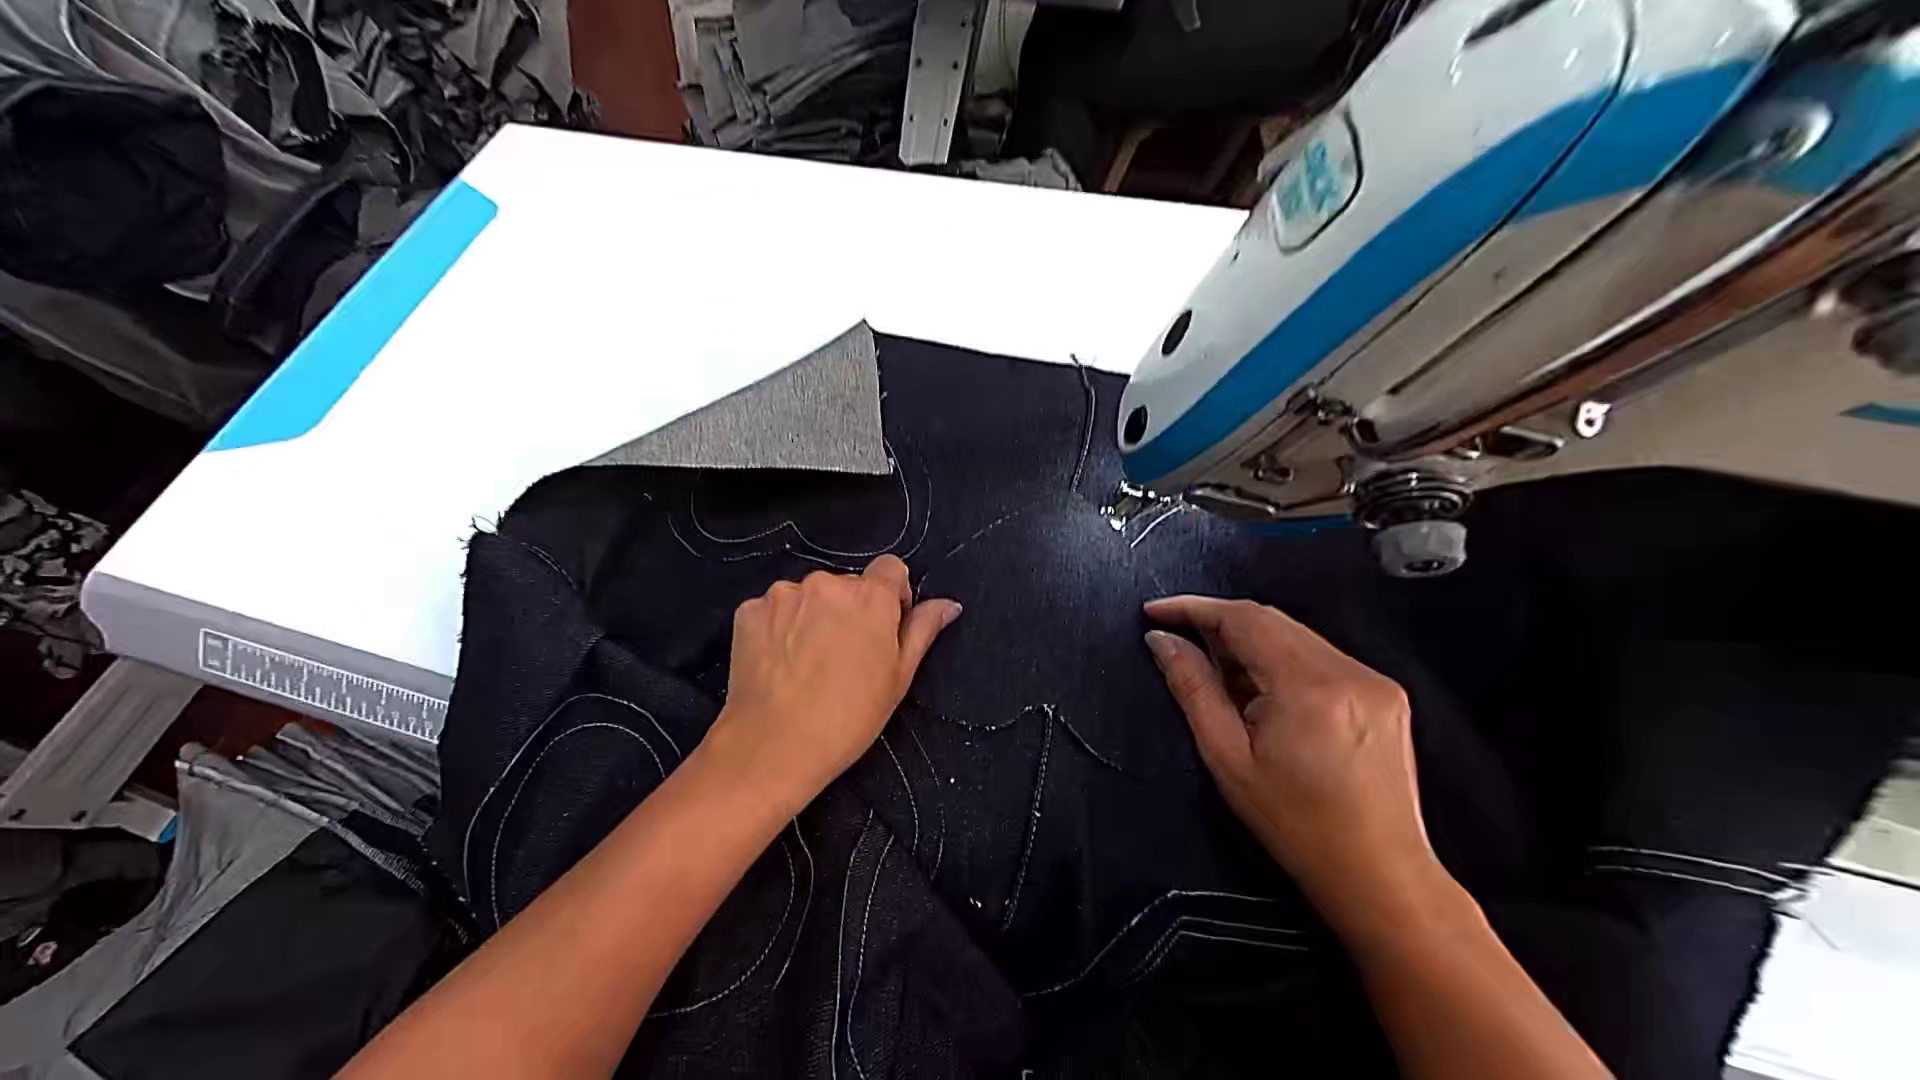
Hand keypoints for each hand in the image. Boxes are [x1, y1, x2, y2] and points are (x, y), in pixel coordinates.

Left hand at [704, 555, 961, 811]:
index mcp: (870, 596)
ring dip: (814, 616)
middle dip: (850, 610)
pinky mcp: (750, 610)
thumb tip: (948, 604)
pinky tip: (781, 663)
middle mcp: (826, 583)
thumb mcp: (899, 677)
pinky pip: (775, 609)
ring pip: (810, 596)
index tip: (884, 627)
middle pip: (848, 584)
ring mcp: (783, 595)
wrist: (773, 747)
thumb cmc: (848, 717)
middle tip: (845, 656)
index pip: (890, 568)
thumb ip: (923, 629)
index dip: (892, 595)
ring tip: (808, 663)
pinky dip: (780, 628)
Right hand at [1143, 596, 1436, 917]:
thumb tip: (1162, 641)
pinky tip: (1265, 697)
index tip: (1157, 611)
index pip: (1243, 618)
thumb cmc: (1299, 826)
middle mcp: (1349, 672)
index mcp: (1309, 688)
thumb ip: (1192, 687)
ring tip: (1226, 687)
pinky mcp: (1384, 691)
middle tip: (1183, 649)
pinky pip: (1318, 654)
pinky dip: (1280, 661)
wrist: (1379, 874)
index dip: (1194, 607)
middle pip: (1269, 620)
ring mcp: (1373, 680)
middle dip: (1219, 627)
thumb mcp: (1227, 757)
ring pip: (1293, 634)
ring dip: (1249, 646)